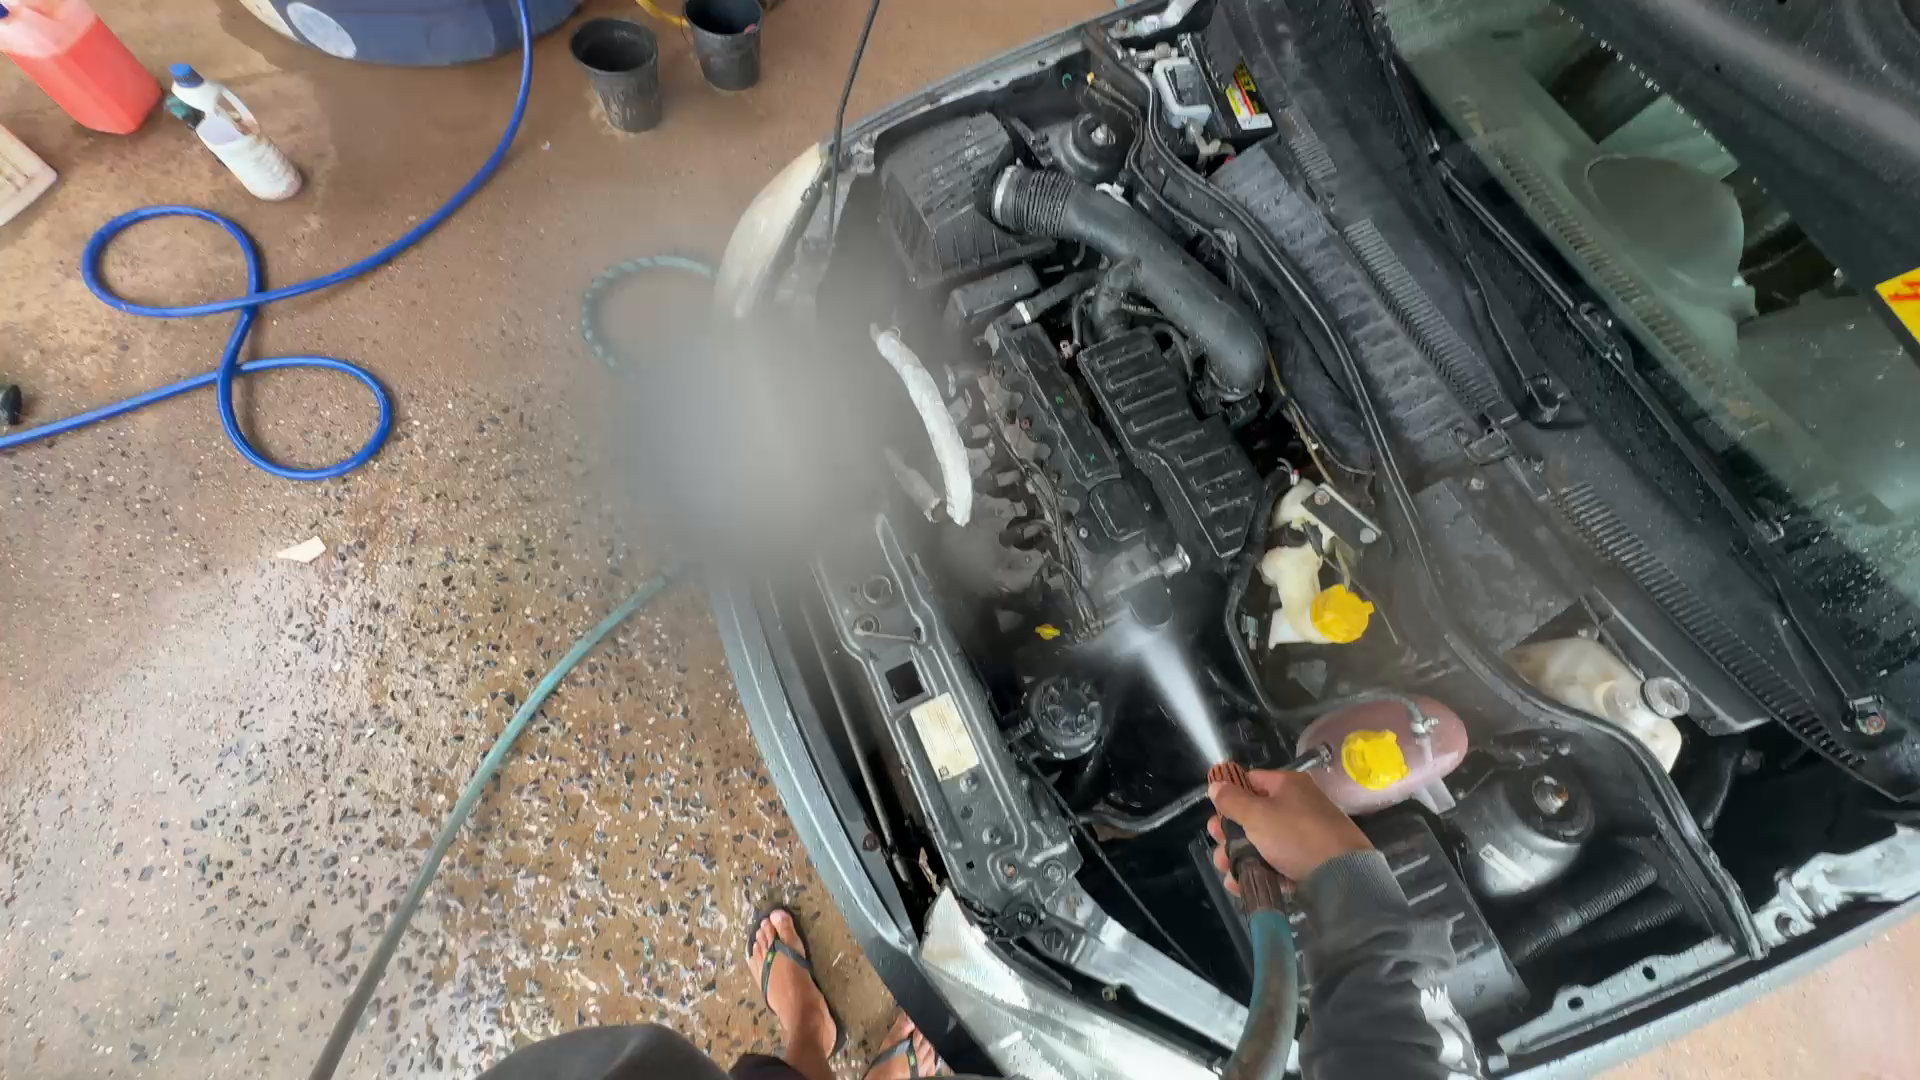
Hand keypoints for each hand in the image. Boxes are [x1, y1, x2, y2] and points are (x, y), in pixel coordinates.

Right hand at [1208, 769, 1372, 890]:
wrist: (1345, 878)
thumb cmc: (1296, 836)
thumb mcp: (1256, 815)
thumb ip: (1231, 800)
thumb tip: (1214, 785)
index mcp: (1287, 785)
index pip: (1250, 782)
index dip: (1229, 797)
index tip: (1216, 816)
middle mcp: (1298, 805)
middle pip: (1254, 815)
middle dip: (1230, 834)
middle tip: (1218, 847)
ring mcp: (1306, 834)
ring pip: (1263, 842)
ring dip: (1240, 857)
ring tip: (1228, 873)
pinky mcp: (1311, 861)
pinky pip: (1279, 861)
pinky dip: (1261, 871)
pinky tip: (1243, 885)